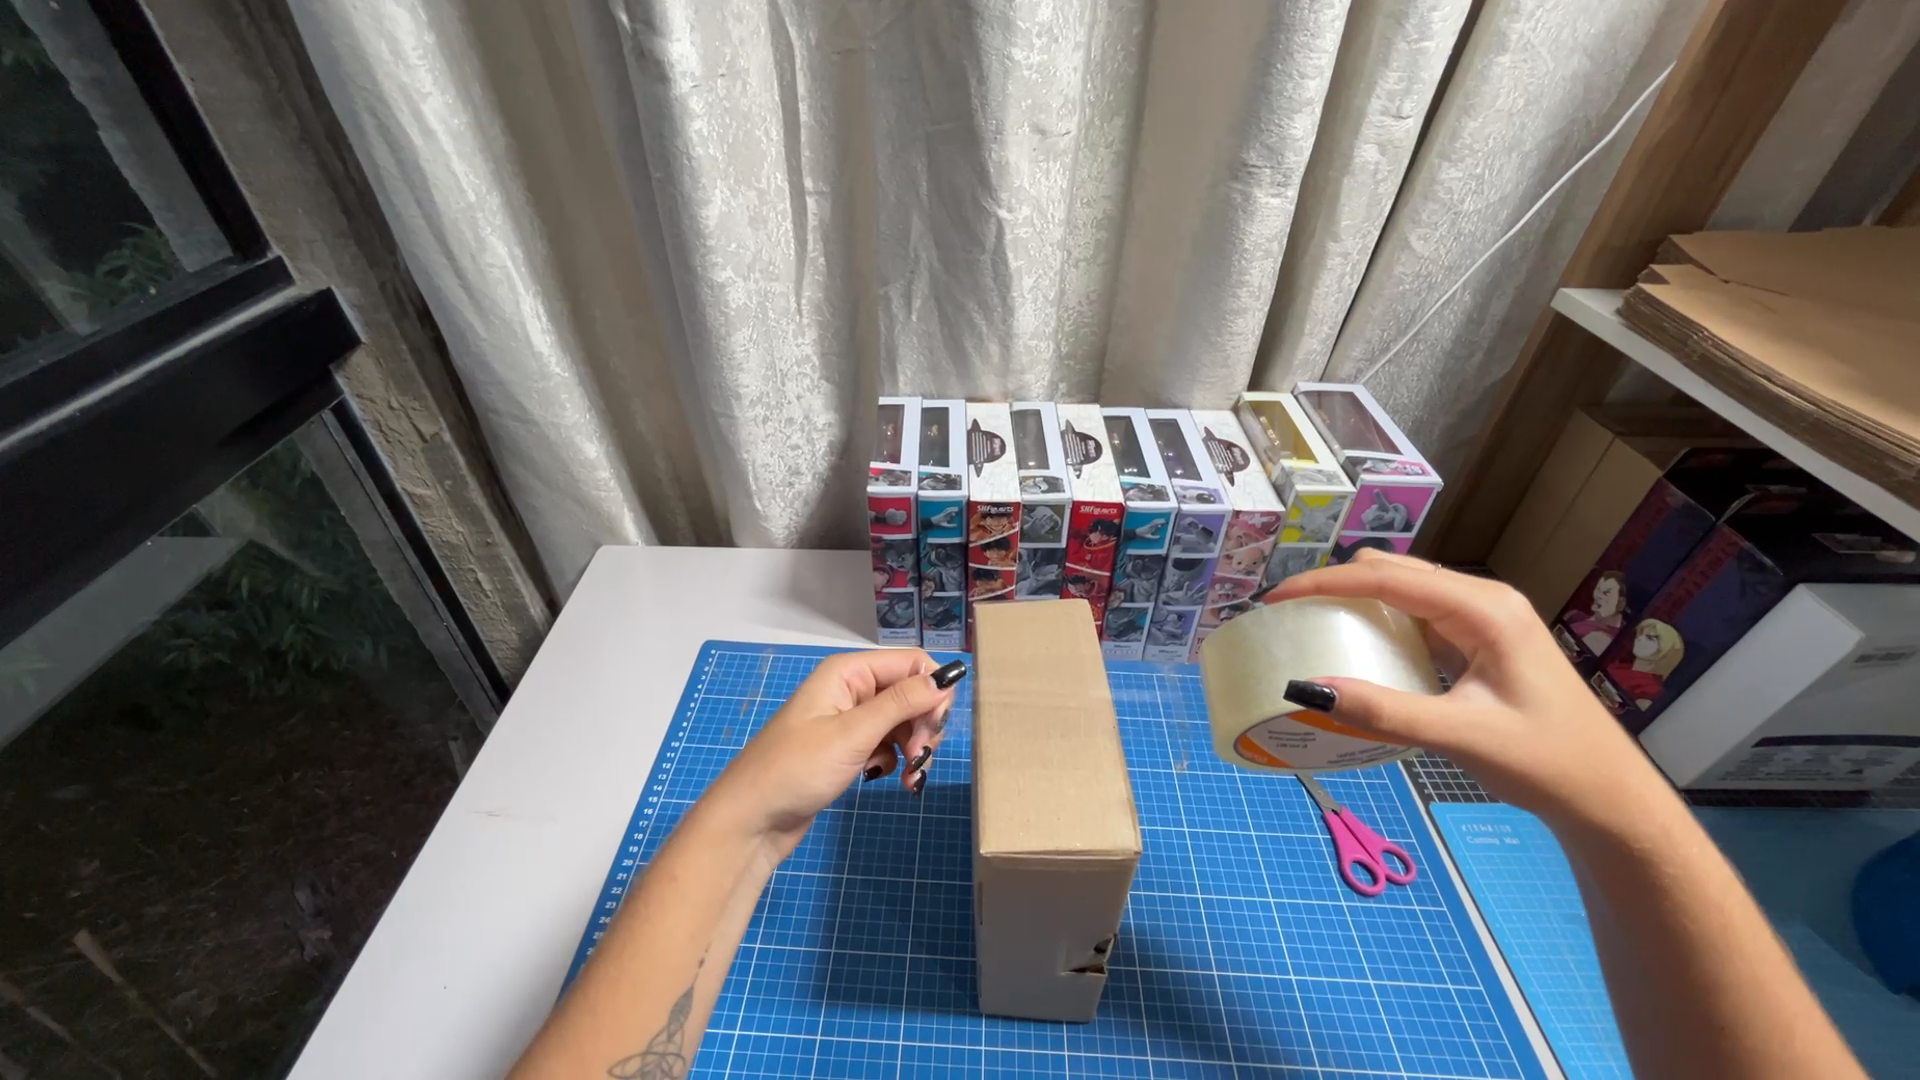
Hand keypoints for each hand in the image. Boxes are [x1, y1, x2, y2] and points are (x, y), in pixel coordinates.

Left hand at [704, 649, 959, 855]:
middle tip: (919, 757)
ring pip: (904, 721)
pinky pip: (890, 743)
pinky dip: (899, 760)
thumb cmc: (796, 769)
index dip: (933, 691)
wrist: (751, 821)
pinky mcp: (850, 747)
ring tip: (910, 777)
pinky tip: (897, 780)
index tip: (935, 728)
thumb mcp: (853, 733)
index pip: (913, 663)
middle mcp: (853, 688)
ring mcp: (851, 719)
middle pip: (912, 692)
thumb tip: (949, 674)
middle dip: (925, 724)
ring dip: (916, 746)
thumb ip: (902, 702)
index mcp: (849, 672)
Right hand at [1264, 550, 1672, 828]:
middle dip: (1336, 583)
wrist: (1608, 798)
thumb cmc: (1545, 763)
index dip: (1324, 583)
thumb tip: (1304, 689)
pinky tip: (1359, 645)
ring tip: (1314, 624)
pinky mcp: (1479, 640)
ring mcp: (1483, 618)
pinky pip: (1416, 613)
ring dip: (1356, 598)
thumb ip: (1382, 710)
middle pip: (1392, 569)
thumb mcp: (1459, 736)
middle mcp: (1482, 600)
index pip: (1387, 578)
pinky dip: (1378, 619)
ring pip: (1403, 587)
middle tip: (1291, 616)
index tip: (1276, 599)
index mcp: (1484, 610)